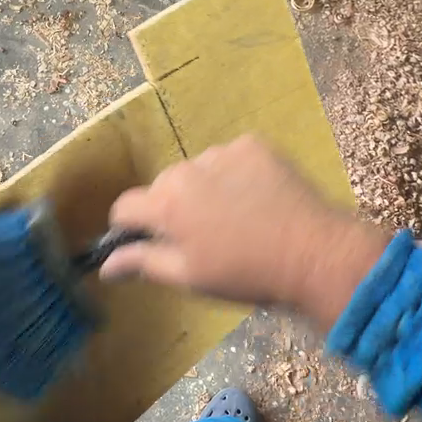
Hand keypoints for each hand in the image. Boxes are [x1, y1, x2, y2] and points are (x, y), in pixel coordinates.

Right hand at [100, 135, 387, 331]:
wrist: (316, 254)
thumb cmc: (246, 274)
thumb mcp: (189, 277)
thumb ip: (142, 263)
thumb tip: (104, 265)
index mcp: (165, 204)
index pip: (124, 206)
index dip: (130, 227)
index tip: (148, 241)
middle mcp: (185, 169)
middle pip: (162, 187)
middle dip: (172, 208)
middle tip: (204, 237)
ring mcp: (221, 152)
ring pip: (196, 171)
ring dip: (204, 190)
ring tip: (237, 219)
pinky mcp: (252, 145)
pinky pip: (229, 158)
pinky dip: (234, 175)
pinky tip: (256, 199)